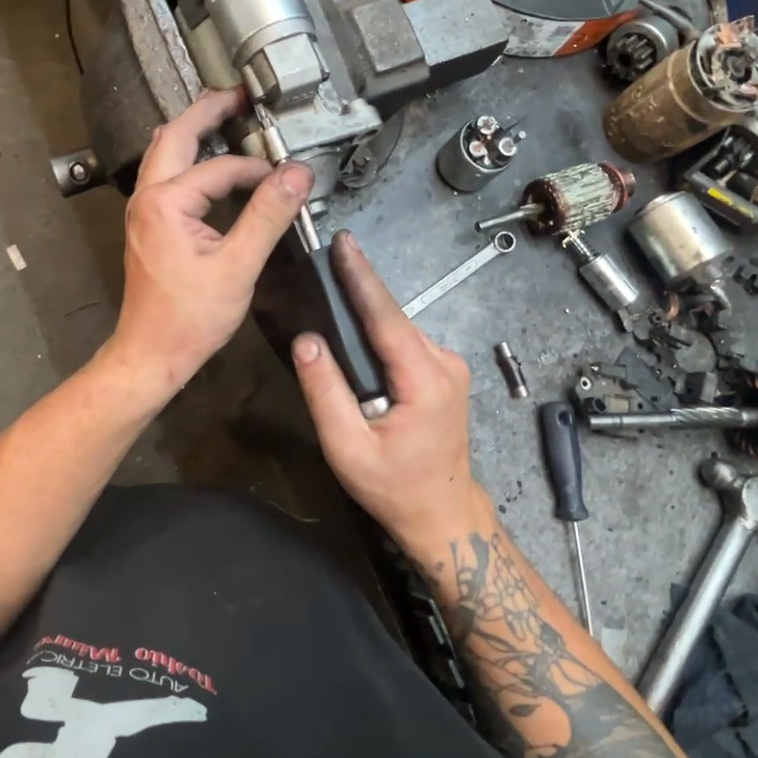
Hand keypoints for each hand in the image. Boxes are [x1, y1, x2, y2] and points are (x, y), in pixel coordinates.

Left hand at [109, 88, 312, 394]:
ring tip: (224, 115)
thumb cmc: (190, 317)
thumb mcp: (238, 265)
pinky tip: (208, 162)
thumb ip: (268, 215)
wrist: (152, 352)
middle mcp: (146, 197)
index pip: (220, 168)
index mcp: (165, 202)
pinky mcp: (147, 224)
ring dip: (193, 130)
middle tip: (241, 94)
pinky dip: (188, 158)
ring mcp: (142, 210)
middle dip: (208, 110)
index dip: (258, 170)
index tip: (288, 178)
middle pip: (175, 135)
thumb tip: (297, 175)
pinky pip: (165, 175)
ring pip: (164, 152)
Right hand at [290, 232, 490, 548]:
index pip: (386, 317)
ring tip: (332, 292)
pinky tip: (355, 333)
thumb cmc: (393, 487)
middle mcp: (444, 364)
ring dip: (369, 313)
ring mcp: (450, 367)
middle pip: (394, 317)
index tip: (343, 243)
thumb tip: (307, 341)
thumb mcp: (348, 448)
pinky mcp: (446, 374)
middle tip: (326, 260)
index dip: (362, 277)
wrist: (442, 513)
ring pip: (400, 328)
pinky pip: (406, 343)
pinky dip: (380, 333)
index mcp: (424, 380)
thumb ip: (326, 392)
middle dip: (360, 289)